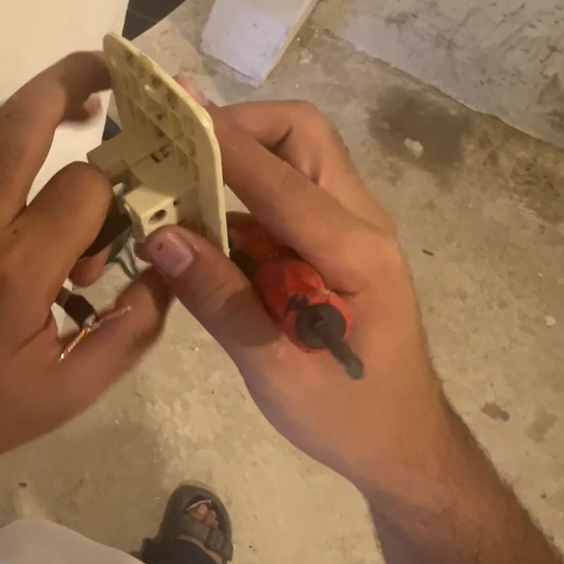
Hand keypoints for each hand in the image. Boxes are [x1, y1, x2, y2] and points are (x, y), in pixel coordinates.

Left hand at [0, 53, 171, 499]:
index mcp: (19, 271)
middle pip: (26, 120)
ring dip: (22, 111)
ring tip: (55, 120)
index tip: (109, 224)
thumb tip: (169, 267)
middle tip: (107, 78)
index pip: (85, 188)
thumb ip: (130, 329)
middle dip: (74, 85)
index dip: (112, 194)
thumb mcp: (71, 392)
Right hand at [137, 96, 463, 501]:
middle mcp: (359, 221)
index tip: (166, 119)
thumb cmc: (348, 416)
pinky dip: (237, 188)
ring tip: (173, 164)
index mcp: (355, 252)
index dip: (221, 145)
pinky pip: (283, 189)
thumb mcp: (276, 370)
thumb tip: (160, 236)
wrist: (403, 444)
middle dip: (238, 124)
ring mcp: (348, 226)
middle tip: (176, 142)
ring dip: (237, 148)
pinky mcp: (331, 239)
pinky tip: (194, 212)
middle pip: (302, 134)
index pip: (279, 179)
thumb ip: (221, 300)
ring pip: (296, 152)